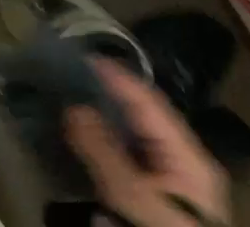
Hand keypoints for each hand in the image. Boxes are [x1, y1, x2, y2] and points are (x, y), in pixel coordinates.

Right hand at [66, 61, 231, 226]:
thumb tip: (73, 106)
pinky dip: (96, 138)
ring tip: (62, 91)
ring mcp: (164, 181)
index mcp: (187, 157)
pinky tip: (71, 129)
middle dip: (102, 92)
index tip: (79, 53)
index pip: (149, 103)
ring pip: (127, 135)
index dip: (116, 77)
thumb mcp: (131, 195)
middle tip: (62, 70)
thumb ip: (101, 149)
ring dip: (96, 114)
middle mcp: (179, 162)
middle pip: (139, 116)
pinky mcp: (147, 195)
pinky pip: (119, 155)